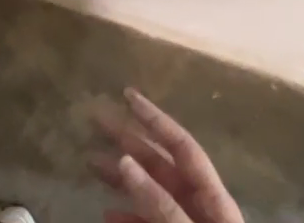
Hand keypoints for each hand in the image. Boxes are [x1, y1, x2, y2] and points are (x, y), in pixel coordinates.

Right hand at [92, 89, 245, 222]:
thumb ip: (158, 204)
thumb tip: (124, 159)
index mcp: (213, 200)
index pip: (182, 147)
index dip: (155, 119)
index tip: (126, 94)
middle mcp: (201, 209)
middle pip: (161, 166)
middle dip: (128, 141)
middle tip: (94, 120)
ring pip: (150, 194)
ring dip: (121, 177)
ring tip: (90, 163)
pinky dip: (127, 217)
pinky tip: (107, 215)